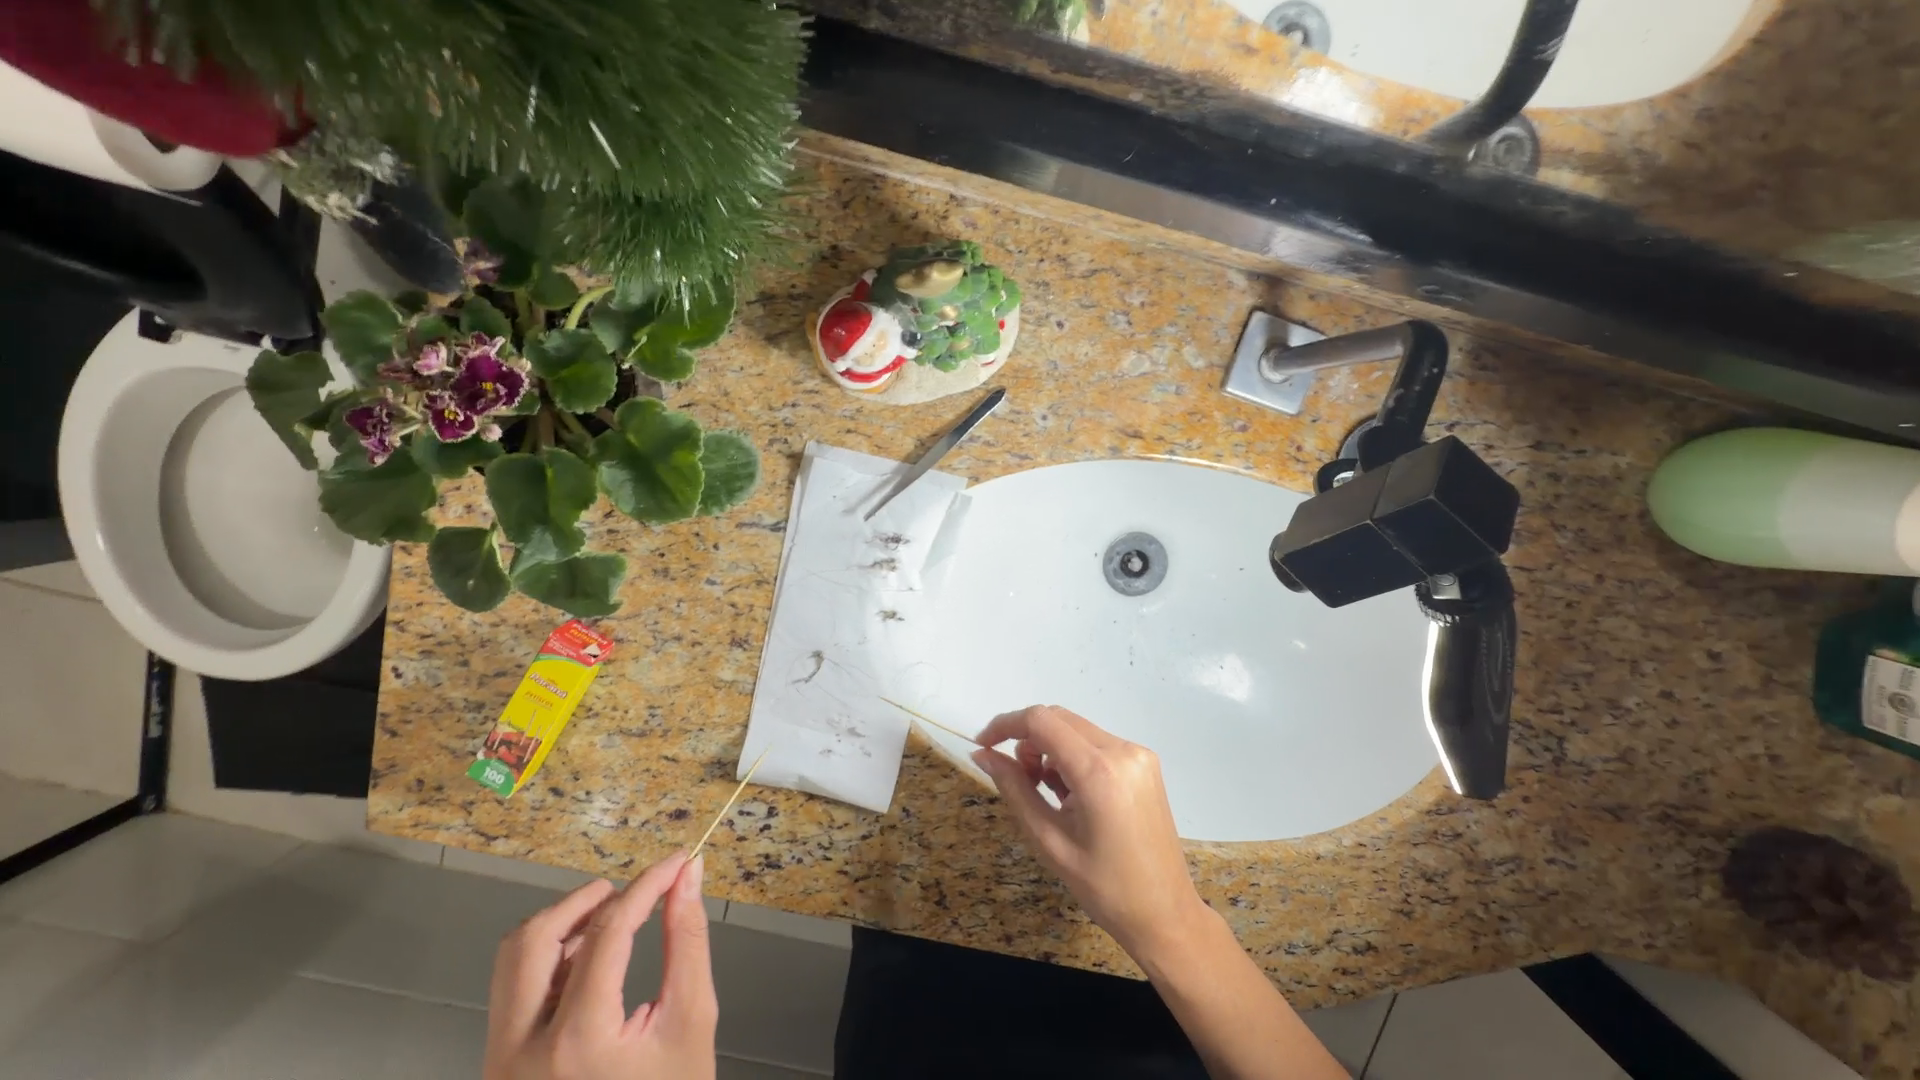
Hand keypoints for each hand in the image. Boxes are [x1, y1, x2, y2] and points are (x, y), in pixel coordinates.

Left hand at [484, 851, 717, 1079]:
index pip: (608, 932)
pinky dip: (548, 961)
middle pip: (534, 940)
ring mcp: (499, 1062)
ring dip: (560, 928)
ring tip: (609, 922)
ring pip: (512, 963)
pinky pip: (513, 992)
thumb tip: (687, 878)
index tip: (676, 862)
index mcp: (578, 1040)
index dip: (646, 885)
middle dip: (584, 900)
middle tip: (629, 891)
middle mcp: (521, 1050)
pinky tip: (587, 962)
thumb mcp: (691, 1022)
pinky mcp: (497, 1066)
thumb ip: (687, 943)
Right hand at [972, 705, 1208, 957]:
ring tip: (1049, 796)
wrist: (1164, 913)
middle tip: (1017, 780)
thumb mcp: (1048, 840)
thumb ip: (1014, 789)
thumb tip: (982, 755)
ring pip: (1076, 729)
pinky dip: (1073, 757)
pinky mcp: (1145, 763)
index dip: (1005, 725)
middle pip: (1058, 718)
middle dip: (1027, 740)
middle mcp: (1123, 751)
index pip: (1040, 721)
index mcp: (1098, 771)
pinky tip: (1073, 796)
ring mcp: (1139, 755)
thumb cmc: (1103, 887)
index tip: (983, 746)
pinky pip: (1097, 743)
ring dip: (1050, 750)